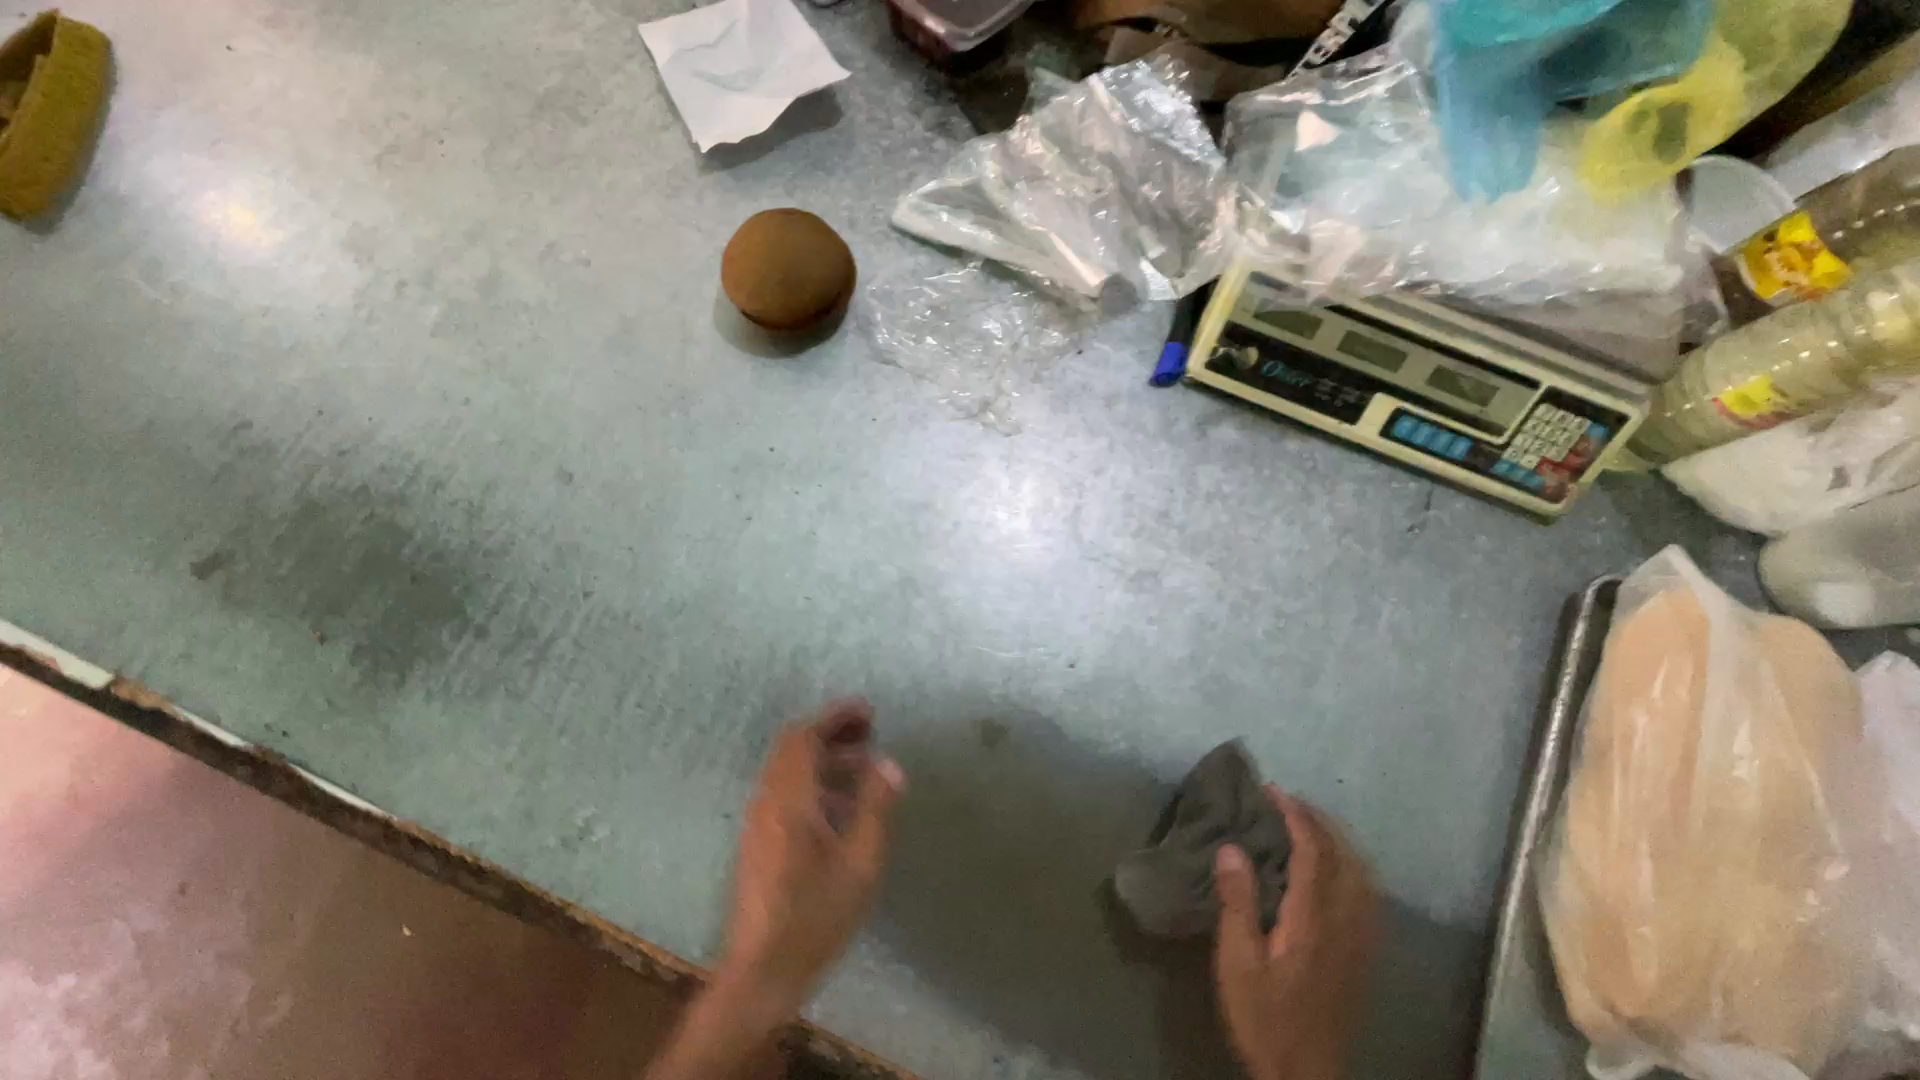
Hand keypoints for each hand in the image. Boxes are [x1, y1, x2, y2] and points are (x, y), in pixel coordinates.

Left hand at [715, 697, 903, 1018]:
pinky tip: (842, 809)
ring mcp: (758, 823)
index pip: (804, 738)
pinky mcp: (759, 843)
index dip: (834, 718)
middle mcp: (767, 802)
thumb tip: (888, 764)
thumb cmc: (816, 916)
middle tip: (869, 733)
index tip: (867, 712)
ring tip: (864, 769)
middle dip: (830, 734)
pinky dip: (813, 783)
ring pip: (788, 772)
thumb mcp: (860, 863)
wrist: (762, 971)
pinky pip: (785, 794)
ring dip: (823, 760)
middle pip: (792, 749)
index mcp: (788, 800)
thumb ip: (875, 808)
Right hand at [1213, 787, 1378, 1079]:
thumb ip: (1238, 903)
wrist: (1306, 1072)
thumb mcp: (1237, 962)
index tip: (1271, 791)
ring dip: (1337, 838)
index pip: (1312, 850)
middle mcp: (1346, 919)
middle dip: (1317, 819)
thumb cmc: (1264, 1016)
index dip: (1294, 814)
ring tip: (1308, 824)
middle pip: (1344, 854)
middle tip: (1286, 801)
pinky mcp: (1365, 951)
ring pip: (1362, 871)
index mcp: (1313, 918)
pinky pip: (1368, 892)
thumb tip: (1232, 847)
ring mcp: (1362, 936)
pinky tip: (1335, 869)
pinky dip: (1351, 864)